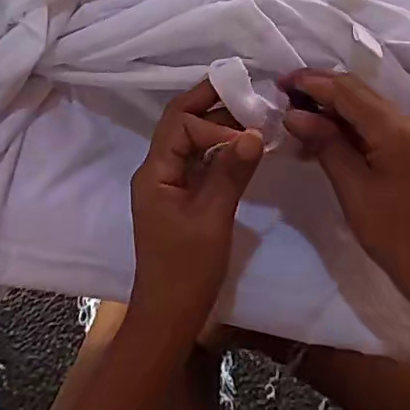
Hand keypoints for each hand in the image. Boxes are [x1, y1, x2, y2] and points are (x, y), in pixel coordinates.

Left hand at [129, 80, 264, 337]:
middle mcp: (156, 171)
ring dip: (218, 129)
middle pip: (180, 126)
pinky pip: (197, 164)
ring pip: (190, 143)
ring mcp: (167, 185)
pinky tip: (243, 151)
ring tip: (254, 119)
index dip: (212, 120)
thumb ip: (231, 173)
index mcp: (154, 172)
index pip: (179, 124)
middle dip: (212, 108)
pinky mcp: (179, 199)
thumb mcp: (212, 218)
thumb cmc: (187, 269)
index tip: (247, 132)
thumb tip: (252, 131)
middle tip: (251, 96)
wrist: (169, 314)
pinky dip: (219, 153)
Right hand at [280, 70, 409, 270]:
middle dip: (318, 87)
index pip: (347, 91)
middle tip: (282, 93)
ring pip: (362, 105)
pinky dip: (342, 123)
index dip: (311, 82)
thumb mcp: (351, 186)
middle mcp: (406, 122)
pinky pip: (369, 123)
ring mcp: (408, 135)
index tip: (279, 84)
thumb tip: (293, 114)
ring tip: (293, 113)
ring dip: (328, 104)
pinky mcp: (405, 149)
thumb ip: (324, 143)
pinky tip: (317, 134)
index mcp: (395, 129)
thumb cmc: (390, 230)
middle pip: (356, 90)